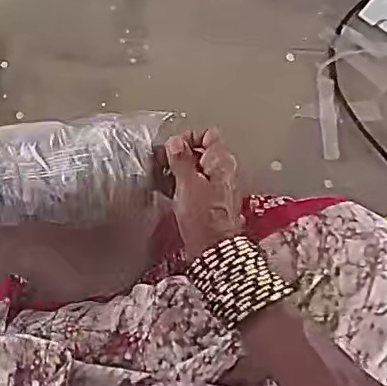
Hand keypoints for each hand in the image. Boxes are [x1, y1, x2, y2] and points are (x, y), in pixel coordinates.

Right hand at [164, 129, 244, 261]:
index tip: (172, 148)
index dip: (188, 137)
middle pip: (201, 152)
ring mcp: (218, 188)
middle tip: (163, 162)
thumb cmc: (204, 219)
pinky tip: (170, 192)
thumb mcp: (187, 184)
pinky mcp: (210, 203)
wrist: (212, 250)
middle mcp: (223, 173)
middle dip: (180, 154)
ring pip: (197, 170)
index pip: (208, 135)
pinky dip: (182, 185)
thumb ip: (181, 159)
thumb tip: (175, 142)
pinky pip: (195, 186)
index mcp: (222, 163)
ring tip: (163, 177)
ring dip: (179, 171)